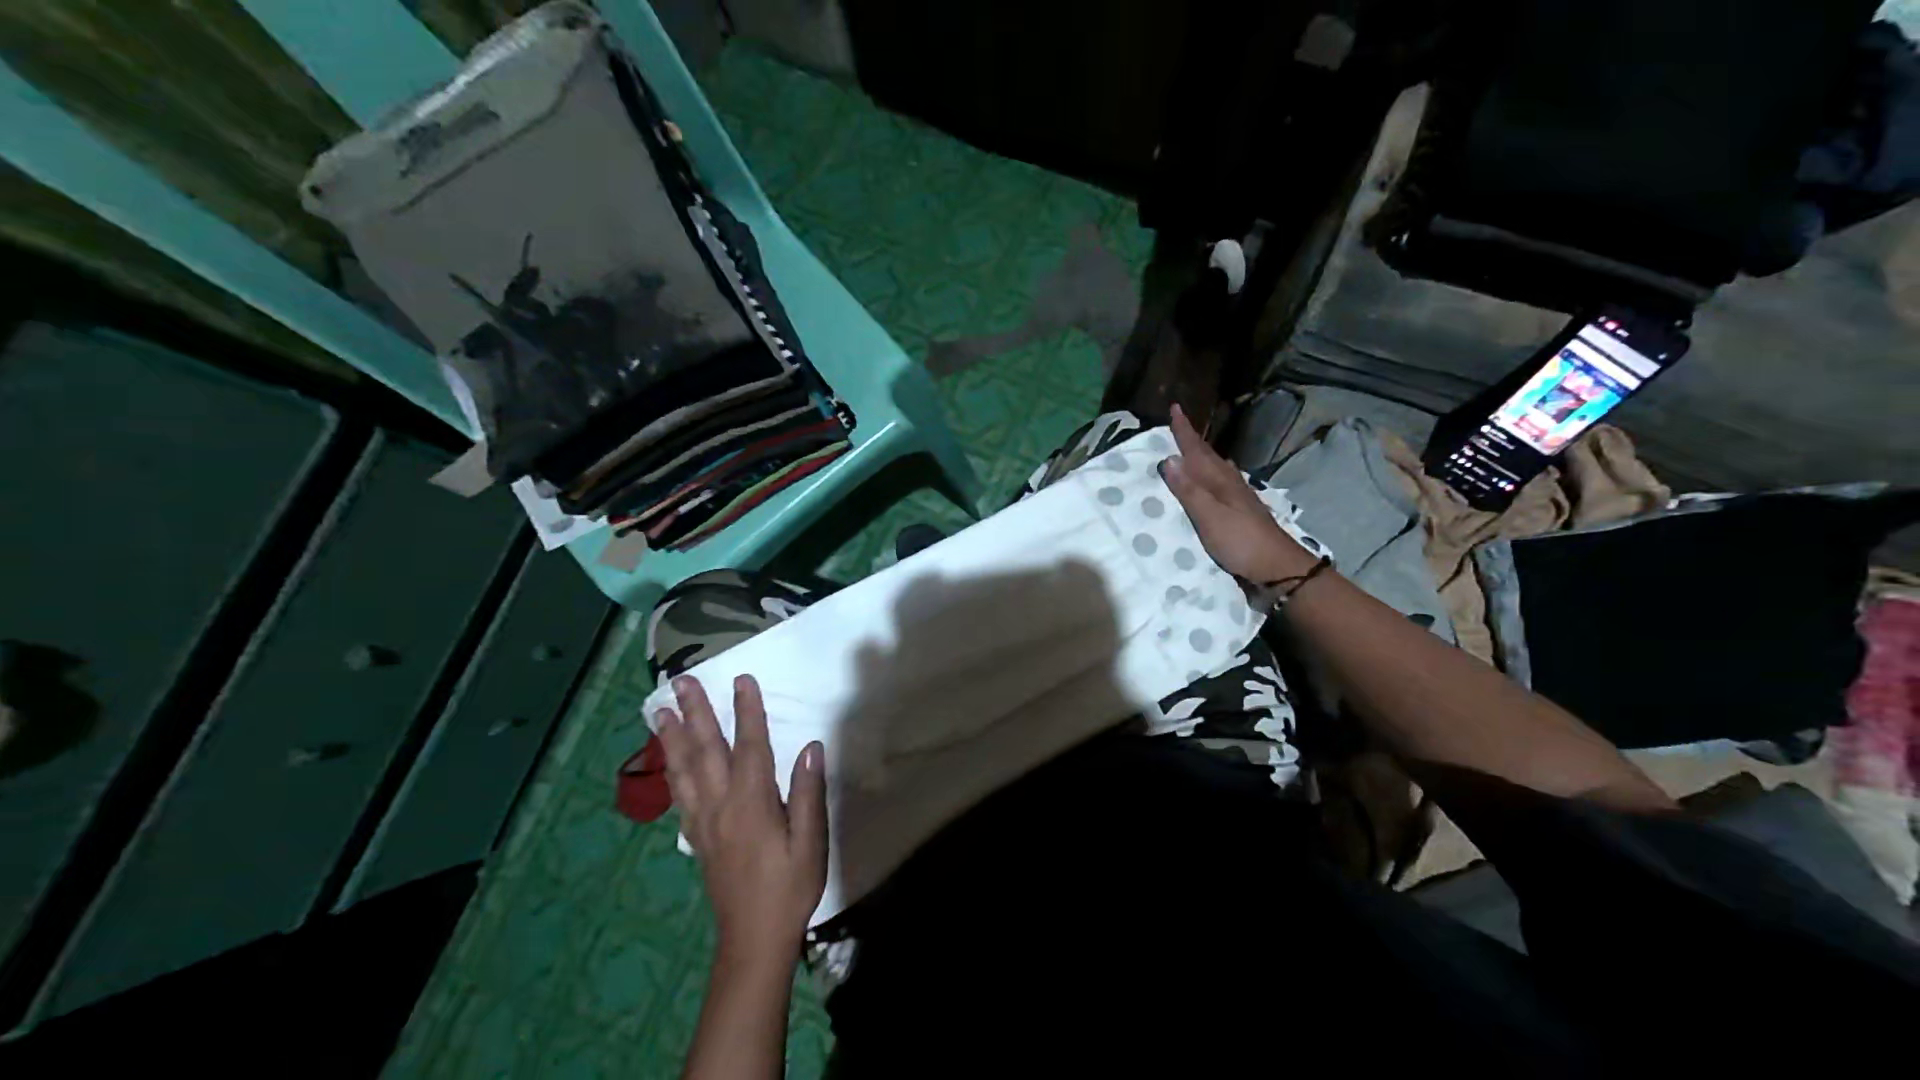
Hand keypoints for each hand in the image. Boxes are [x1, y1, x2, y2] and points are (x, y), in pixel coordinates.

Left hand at [656, 674, 826, 963]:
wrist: (753, 939)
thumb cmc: (789, 889)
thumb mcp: (810, 843)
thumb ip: (807, 793)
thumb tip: (811, 746)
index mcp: (751, 804)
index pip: (749, 746)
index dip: (746, 711)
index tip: (742, 679)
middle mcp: (721, 806)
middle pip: (706, 750)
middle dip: (695, 713)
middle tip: (679, 682)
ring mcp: (703, 822)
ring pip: (684, 770)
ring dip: (673, 738)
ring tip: (660, 711)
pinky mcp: (696, 838)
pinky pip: (680, 795)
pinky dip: (671, 771)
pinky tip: (668, 761)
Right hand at [1160, 403, 1319, 582]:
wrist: (1278, 567)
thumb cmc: (1241, 542)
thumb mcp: (1209, 517)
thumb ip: (1189, 490)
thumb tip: (1169, 459)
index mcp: (1220, 482)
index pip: (1197, 451)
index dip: (1185, 431)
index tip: (1175, 408)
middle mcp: (1230, 484)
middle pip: (1209, 456)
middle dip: (1192, 440)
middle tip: (1179, 425)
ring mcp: (1240, 497)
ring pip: (1218, 468)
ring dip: (1204, 457)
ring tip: (1194, 449)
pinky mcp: (1243, 511)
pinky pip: (1223, 482)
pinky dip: (1215, 474)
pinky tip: (1220, 477)